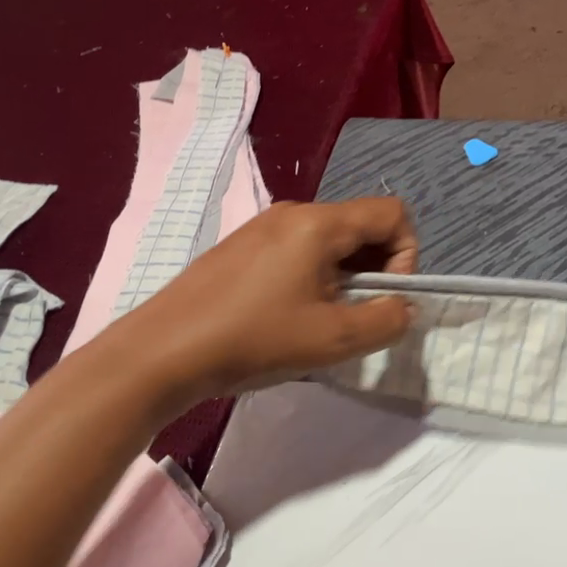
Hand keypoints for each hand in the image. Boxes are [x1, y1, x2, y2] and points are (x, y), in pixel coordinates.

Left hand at [95, 197, 418, 411]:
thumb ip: (385, 320)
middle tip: (355, 315)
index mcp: (319, 224)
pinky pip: (298, 251)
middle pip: (361, 225)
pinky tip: (287, 319)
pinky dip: (313, 278)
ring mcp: (262, 228)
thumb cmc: (254, 340)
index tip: (384, 298)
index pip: (392, 214)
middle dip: (375, 269)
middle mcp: (292, 213)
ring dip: (343, 277)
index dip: (406, 255)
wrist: (160, 353)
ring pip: (329, 241)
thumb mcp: (334, 340)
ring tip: (321, 322)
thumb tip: (401, 307)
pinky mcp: (241, 249)